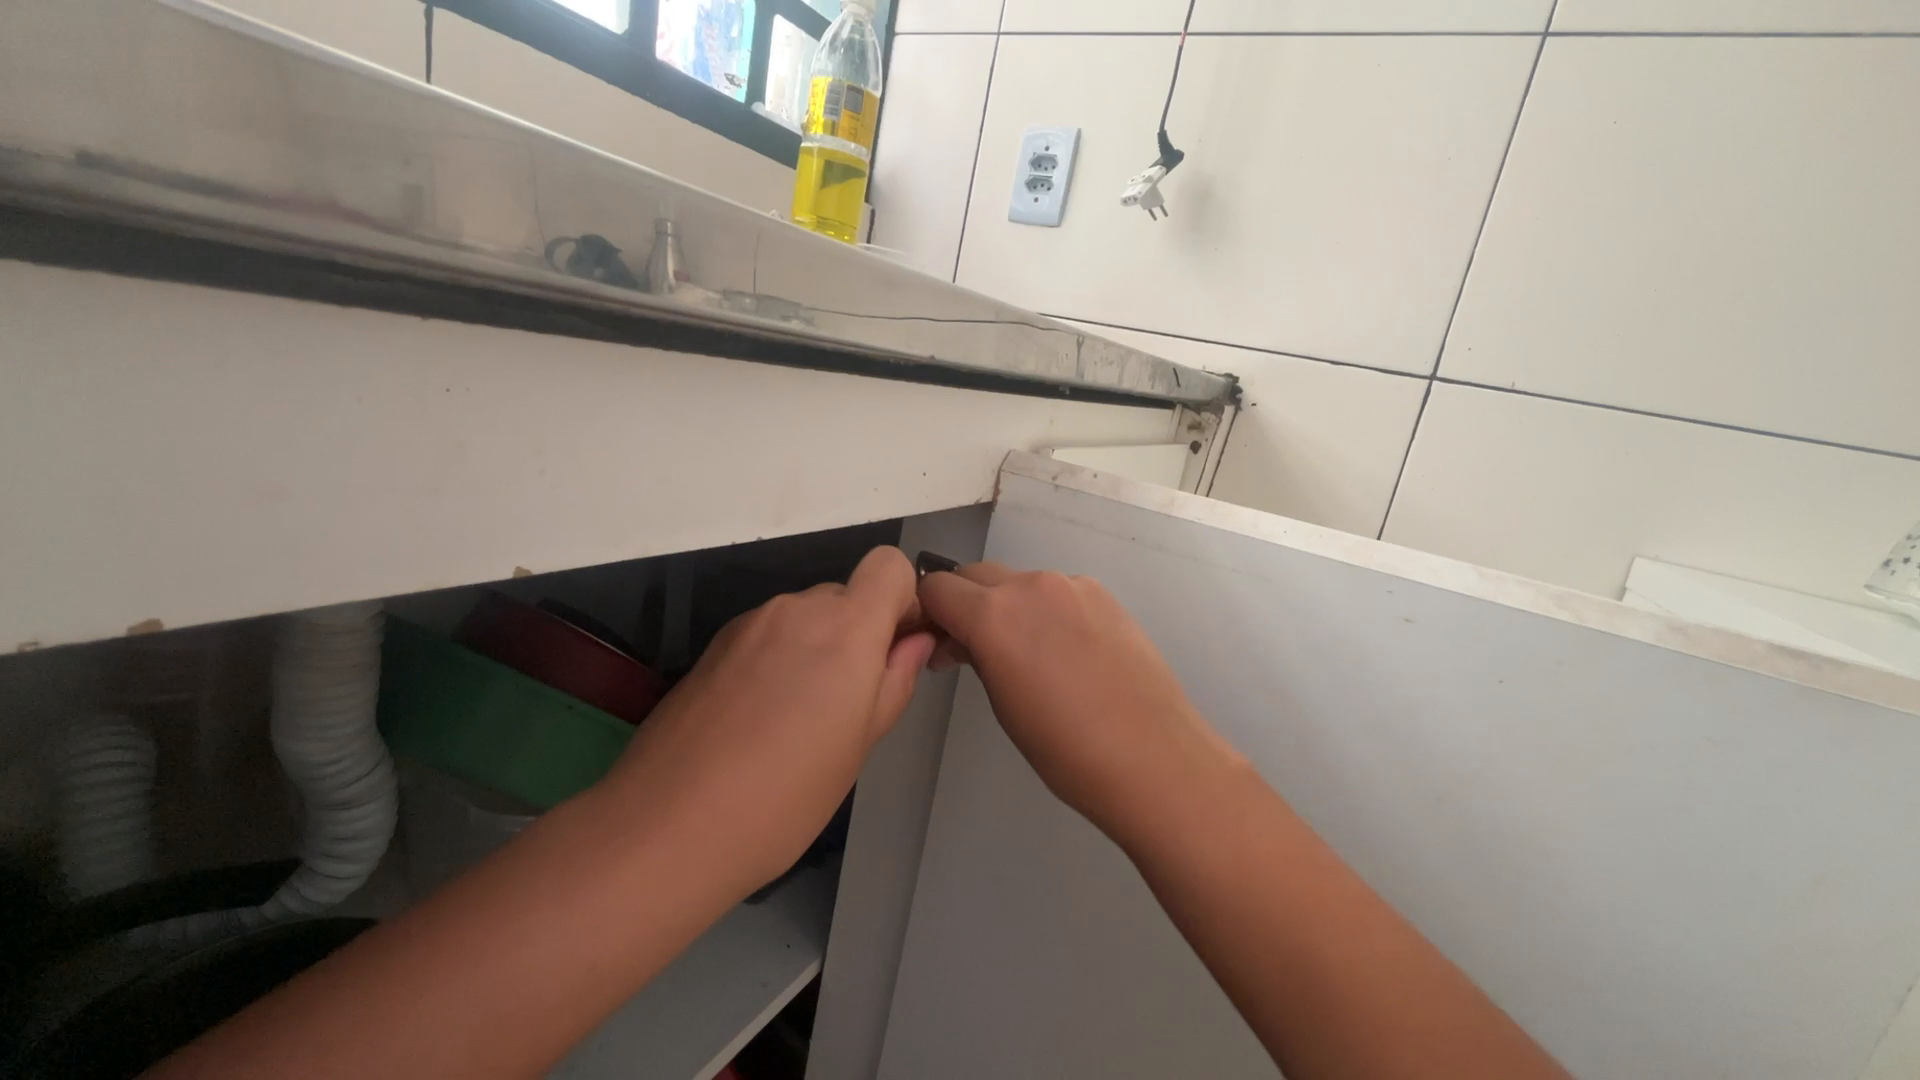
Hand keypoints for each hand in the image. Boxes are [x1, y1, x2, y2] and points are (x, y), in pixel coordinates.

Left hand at [595, 546, 934, 895]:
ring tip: (798, 721)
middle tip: (848, 703)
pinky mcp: (713, 647)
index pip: (889, 566)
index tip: (898, 649)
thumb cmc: (785, 795)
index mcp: (845, 627)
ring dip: (815, 650)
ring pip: (803, 619)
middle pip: (845, 595)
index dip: (903, 600)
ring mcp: (748, 625)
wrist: (667, 825)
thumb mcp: (860, 745)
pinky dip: (777, 661)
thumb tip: (912, 642)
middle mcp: (796, 609)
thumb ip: (893, 681)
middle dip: (858, 634)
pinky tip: (759, 721)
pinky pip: (766, 637)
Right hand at [917, 563, 1245, 842]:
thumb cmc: (1065, 749)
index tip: (935, 641)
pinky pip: (1057, 593)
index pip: (937, 588)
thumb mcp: (1002, 704)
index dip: (928, 612)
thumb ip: (976, 656)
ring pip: (1019, 583)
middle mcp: (1031, 586)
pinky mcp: (1105, 596)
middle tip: (971, 650)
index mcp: (994, 614)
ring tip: (1026, 657)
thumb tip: (964, 640)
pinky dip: (1046, 612)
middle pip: (975, 575)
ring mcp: (1073, 586)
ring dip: (1007, 607)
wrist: (1154, 758)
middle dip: (964, 605)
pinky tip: (1066, 655)